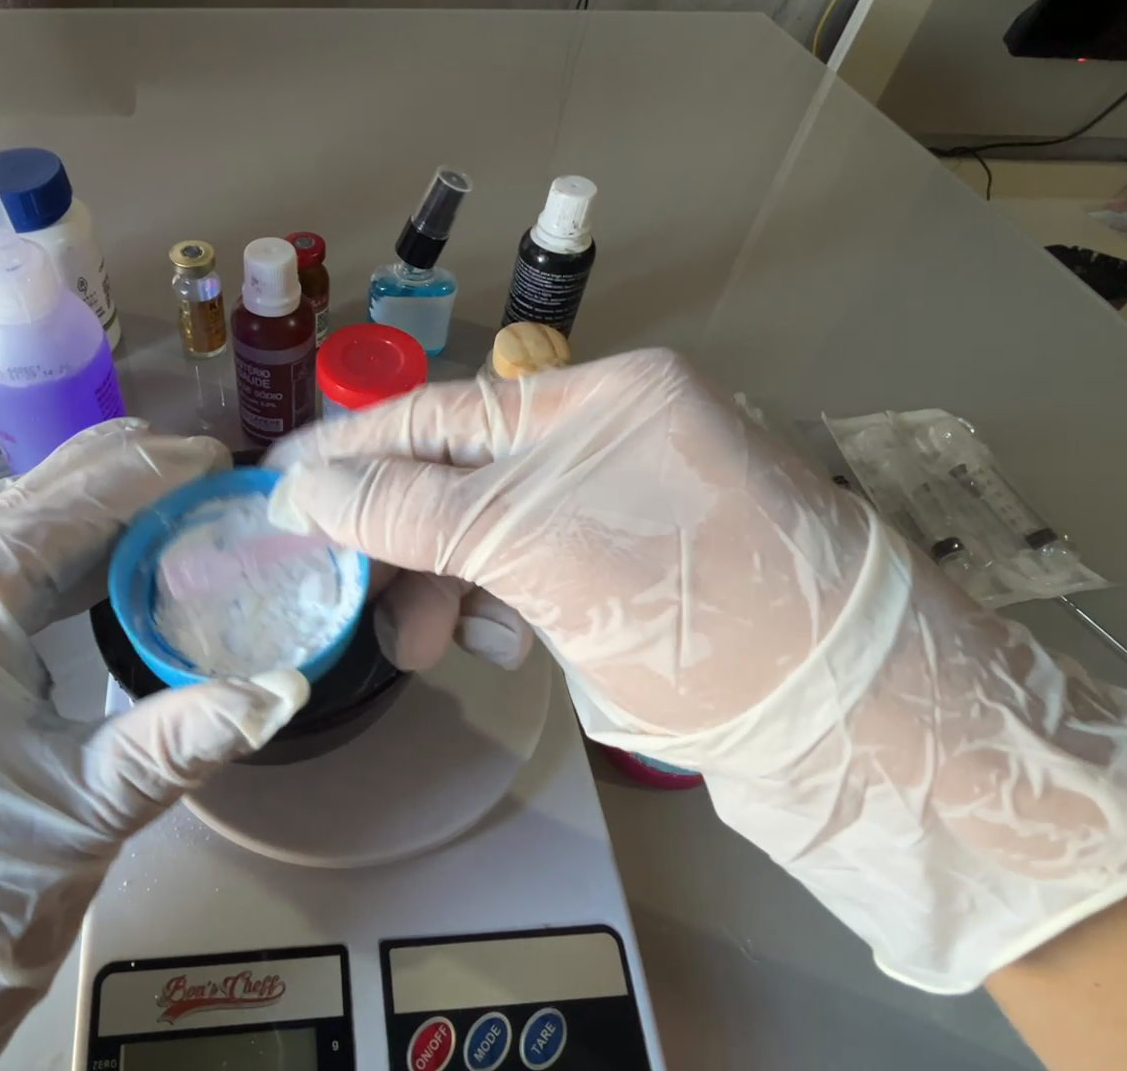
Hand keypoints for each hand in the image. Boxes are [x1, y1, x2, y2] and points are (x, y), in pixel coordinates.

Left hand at [0, 421, 307, 1069]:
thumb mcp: (87, 819)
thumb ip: (184, 737)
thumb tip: (287, 688)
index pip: (37, 526)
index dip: (126, 480)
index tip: (200, 454)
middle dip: (91, 475)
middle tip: (177, 454)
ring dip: (56, 516)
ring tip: (137, 489)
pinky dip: (24, 569)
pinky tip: (71, 566)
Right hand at [268, 348, 1126, 992]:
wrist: (845, 726)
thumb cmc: (693, 612)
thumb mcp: (536, 548)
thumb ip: (413, 511)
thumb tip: (304, 486)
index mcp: (602, 400)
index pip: (444, 412)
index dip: (353, 445)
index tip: (281, 474)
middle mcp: (611, 439)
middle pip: (462, 477)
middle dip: (403, 540)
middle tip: (353, 598)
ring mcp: (620, 506)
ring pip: (490, 534)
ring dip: (450, 586)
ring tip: (434, 649)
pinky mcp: (626, 569)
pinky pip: (529, 574)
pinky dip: (501, 608)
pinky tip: (504, 647)